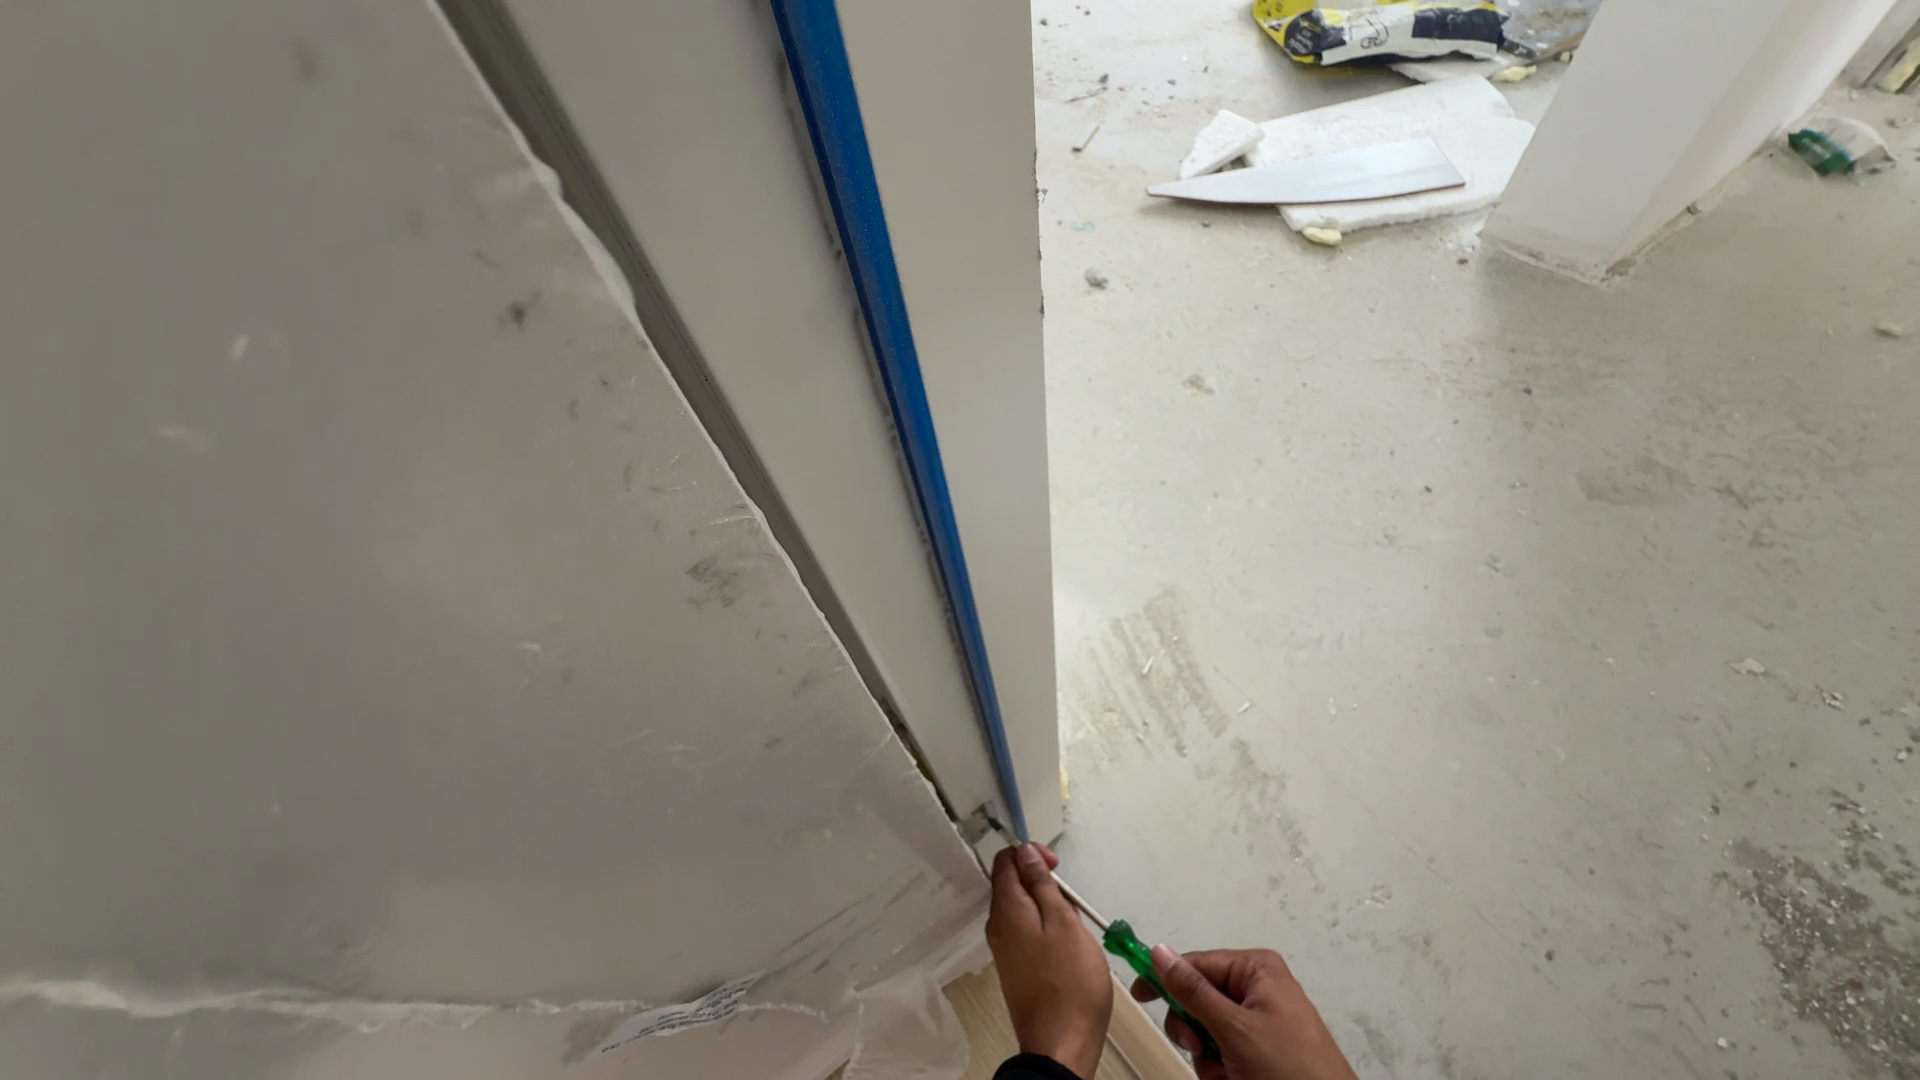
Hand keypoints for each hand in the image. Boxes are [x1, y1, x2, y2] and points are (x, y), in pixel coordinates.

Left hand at [985, 843, 1113, 1077]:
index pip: (1006, 860)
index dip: (1031, 854)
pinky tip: (1066, 947)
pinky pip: (1026, 931)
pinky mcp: (1014, 966)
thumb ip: (1043, 884)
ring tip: (1073, 928)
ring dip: (1048, 907)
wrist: (1061, 1044)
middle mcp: (998, 924)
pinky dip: (1045, 928)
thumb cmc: (1070, 981)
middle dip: (1043, 883)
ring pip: (1023, 908)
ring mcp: (1004, 947)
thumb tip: (1026, 852)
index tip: (1057, 867)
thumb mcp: (1064, 921)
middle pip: (1013, 883)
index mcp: (1007, 907)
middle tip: (1071, 904)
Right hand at [1132, 946, 1356, 1079]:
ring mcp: (1264, 1022)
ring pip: (1210, 1030)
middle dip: (1195, 1029)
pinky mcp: (1266, 1052)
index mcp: (1257, 969)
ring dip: (1209, 1057)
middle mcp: (1259, 988)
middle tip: (1199, 1049)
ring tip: (1228, 1076)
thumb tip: (1158, 949)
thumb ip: (1192, 991)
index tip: (1140, 997)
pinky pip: (1227, 1052)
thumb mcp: (1234, 1029)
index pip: (1196, 963)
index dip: (1166, 978)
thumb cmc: (1286, 1071)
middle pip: (1200, 997)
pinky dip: (1224, 1070)